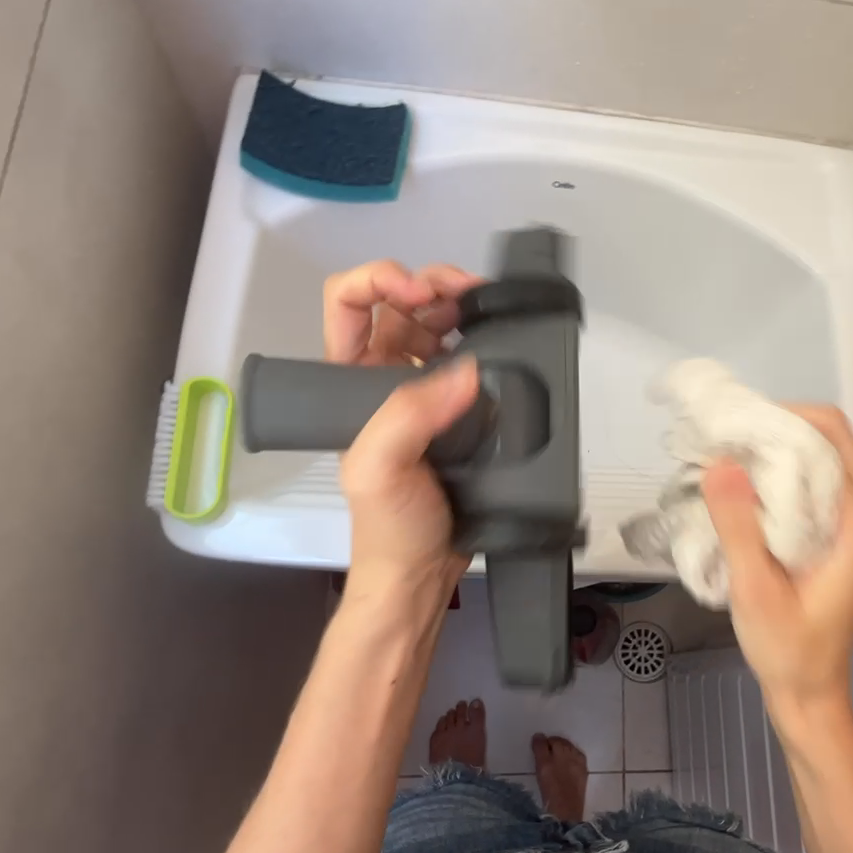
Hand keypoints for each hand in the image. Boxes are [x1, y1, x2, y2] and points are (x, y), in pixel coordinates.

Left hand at [325, 261, 484, 589]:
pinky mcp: (459, 410)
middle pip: (400, 303)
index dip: (378, 281)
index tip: (419, 294)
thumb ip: (409, 416)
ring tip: (489, 305)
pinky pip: (470, 358)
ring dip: (461, 304)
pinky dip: (485, 338)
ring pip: (437, 324)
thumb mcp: (378, 468)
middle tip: (467, 292)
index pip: (348, 302)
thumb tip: (467, 371)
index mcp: (349, 379)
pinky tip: (504, 337)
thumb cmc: (388, 525)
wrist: (423, 571)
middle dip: (431, 283)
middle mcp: (382, 376)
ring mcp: (422, 391)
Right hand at [701, 405, 852, 712]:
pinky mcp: (836, 532)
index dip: (779, 417)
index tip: (732, 429)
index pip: (829, 434)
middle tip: (722, 442)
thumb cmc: (788, 650)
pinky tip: (740, 488)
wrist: (808, 692)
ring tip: (725, 461)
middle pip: (824, 437)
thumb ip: (739, 526)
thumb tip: (721, 463)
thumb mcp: (756, 590)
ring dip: (771, 451)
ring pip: (815, 456)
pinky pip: (808, 481)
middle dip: (771, 429)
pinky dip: (775, 473)